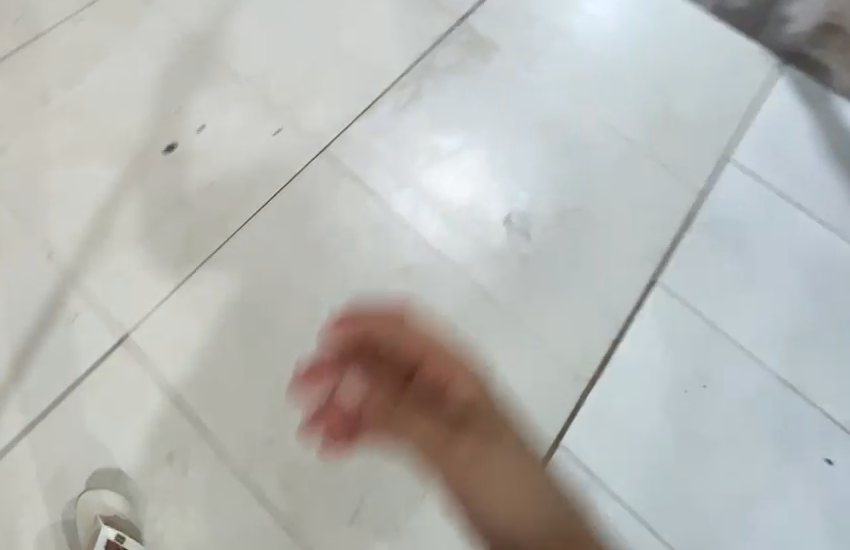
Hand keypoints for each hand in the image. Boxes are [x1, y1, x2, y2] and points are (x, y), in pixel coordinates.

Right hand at [292, 304, 604, 549]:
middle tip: (300, 387)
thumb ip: (398, 410)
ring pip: (370, 392)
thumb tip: (345, 378)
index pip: (400, 326)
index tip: (323, 336)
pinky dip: (351, 429)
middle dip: (337, 367)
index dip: (362, 322)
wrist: (548, 546)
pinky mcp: (424, 442)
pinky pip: (377, 424)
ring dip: (338, 403)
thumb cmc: (509, 485)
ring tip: (309, 426)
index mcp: (451, 370)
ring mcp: (429, 412)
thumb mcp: (454, 447)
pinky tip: (330, 444)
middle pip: (376, 358)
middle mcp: (436, 383)